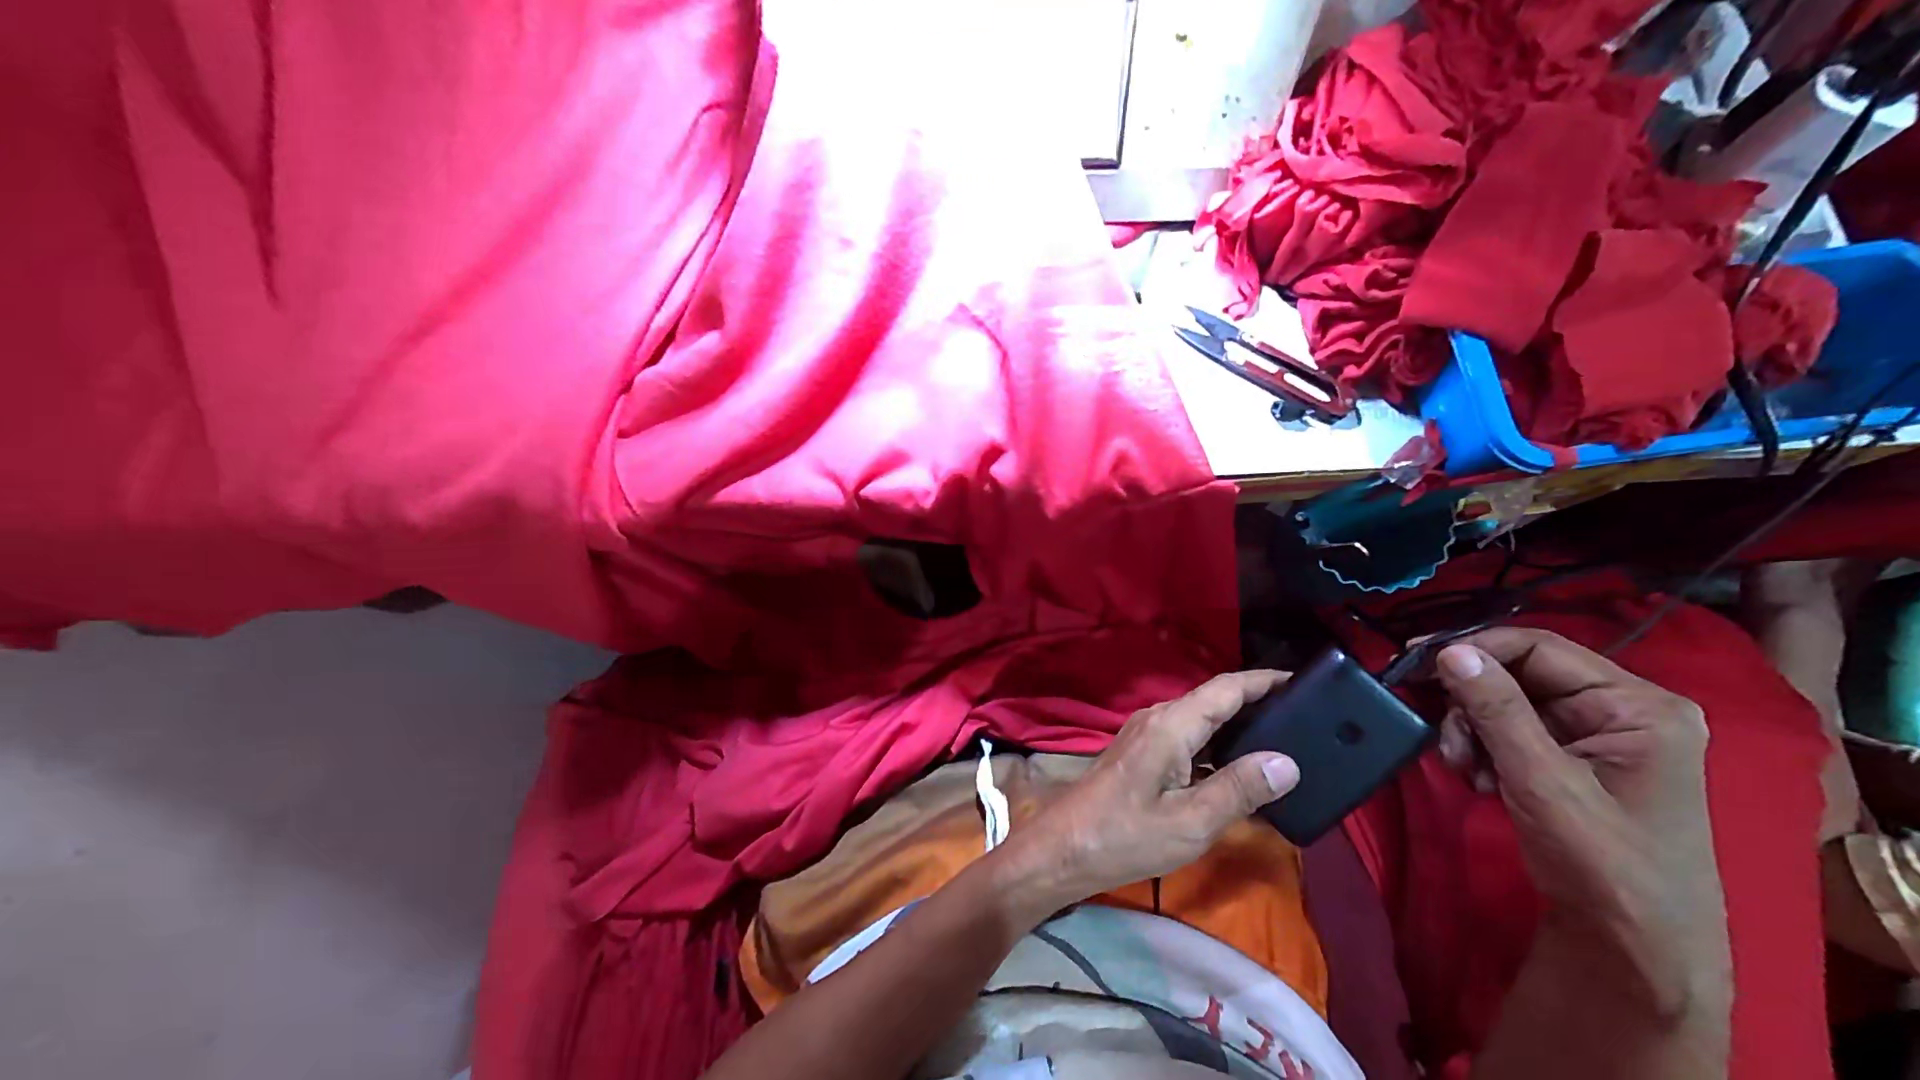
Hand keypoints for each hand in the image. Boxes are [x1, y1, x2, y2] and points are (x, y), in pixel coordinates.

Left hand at [990, 671, 1300, 918]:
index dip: (1265, 680)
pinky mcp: (1141, 753)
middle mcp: (1157, 719)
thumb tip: (1287, 762)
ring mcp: (1145, 734)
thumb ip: (1239, 789)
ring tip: (1284, 742)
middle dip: (1257, 702)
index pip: (1226, 688)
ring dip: (1238, 726)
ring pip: (1201, 720)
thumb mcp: (1190, 822)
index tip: (1304, 681)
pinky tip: (1239, 769)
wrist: (1064, 849)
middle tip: (1306, 718)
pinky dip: (1217, 745)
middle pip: (1214, 700)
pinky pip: (1188, 737)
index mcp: (1170, 725)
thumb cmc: (1125, 836)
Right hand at [1434, 629, 1729, 1019]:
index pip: (1539, 647)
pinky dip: (1484, 748)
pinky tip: (1481, 780)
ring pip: (1506, 702)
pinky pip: (1512, 729)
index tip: (1414, 660)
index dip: (1473, 648)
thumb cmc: (1604, 864)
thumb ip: (1497, 711)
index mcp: (1638, 705)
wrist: (1634, 948)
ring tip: (1466, 771)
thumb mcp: (1542, 782)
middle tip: (1445, 740)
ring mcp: (1599, 735)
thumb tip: (1449, 651)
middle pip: (1519, 674)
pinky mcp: (1575, 758)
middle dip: (1471, 703)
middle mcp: (1623, 709)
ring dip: (1472, 730)